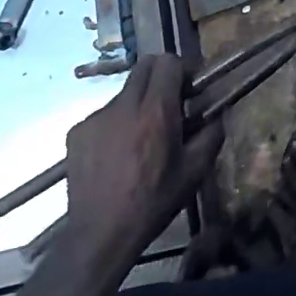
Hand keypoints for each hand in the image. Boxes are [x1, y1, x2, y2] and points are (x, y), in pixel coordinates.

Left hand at [64, 54, 223, 249]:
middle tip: (169, 104)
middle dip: (161, 77)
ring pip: (124, 92)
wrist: (100, 233)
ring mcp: (96, 117)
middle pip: (144, 66)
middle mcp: (124, 105)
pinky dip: (116, 124)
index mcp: (156, 111)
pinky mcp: (77, 132)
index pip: (168, 62)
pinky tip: (118, 154)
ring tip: (141, 137)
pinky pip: (104, 115)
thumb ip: (212, 133)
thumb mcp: (195, 170)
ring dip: (138, 103)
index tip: (189, 90)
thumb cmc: (154, 201)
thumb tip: (219, 111)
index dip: (182, 70)